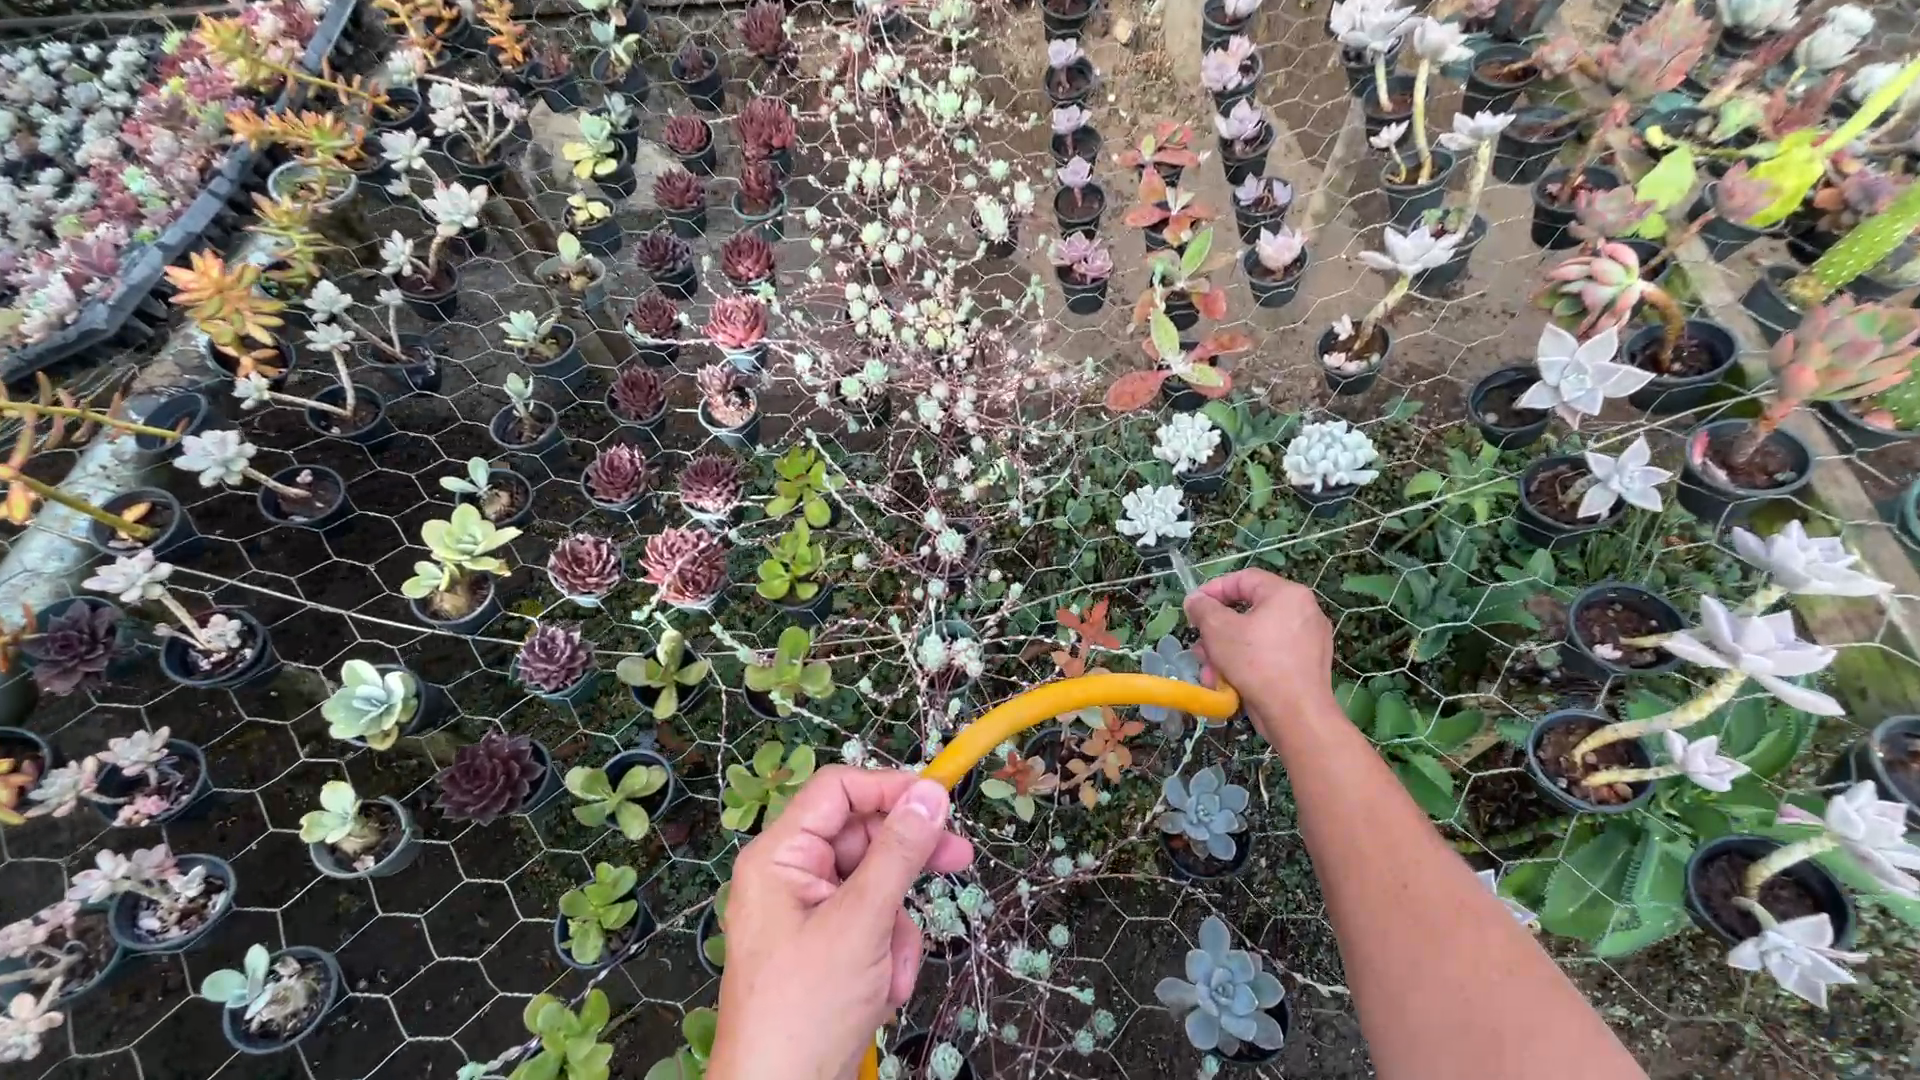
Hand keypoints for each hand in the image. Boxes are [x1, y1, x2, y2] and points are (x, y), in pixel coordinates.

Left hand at [709, 767, 973, 1079]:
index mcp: (781, 856)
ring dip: (896, 926)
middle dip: (905, 864)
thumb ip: (899, 851)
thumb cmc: (810, 1005)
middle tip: (960, 859)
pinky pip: (872, 924)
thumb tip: (931, 792)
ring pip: (875, 885)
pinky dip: (888, 953)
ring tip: (892, 970)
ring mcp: (810, 914)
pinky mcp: (828, 949)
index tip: (939, 798)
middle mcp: (792, 876)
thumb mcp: (862, 921)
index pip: (838, 791)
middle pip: (863, 838)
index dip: (888, 787)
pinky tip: (883, 991)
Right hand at [1184, 568, 1335, 743]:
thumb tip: (1195, 600)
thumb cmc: (1256, 663)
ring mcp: (1309, 640)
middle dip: (1217, 631)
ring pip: (1256, 637)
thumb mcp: (1218, 629)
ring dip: (1227, 651)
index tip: (1193, 607)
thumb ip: (1203, 608)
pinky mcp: (1307, 665)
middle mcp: (1304, 611)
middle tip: (1200, 645)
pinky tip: (1229, 683)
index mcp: (1287, 594)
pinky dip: (1248, 664)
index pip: (1244, 579)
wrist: (1296, 714)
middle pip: (1248, 611)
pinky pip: (1270, 655)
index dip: (1213, 589)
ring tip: (1210, 672)